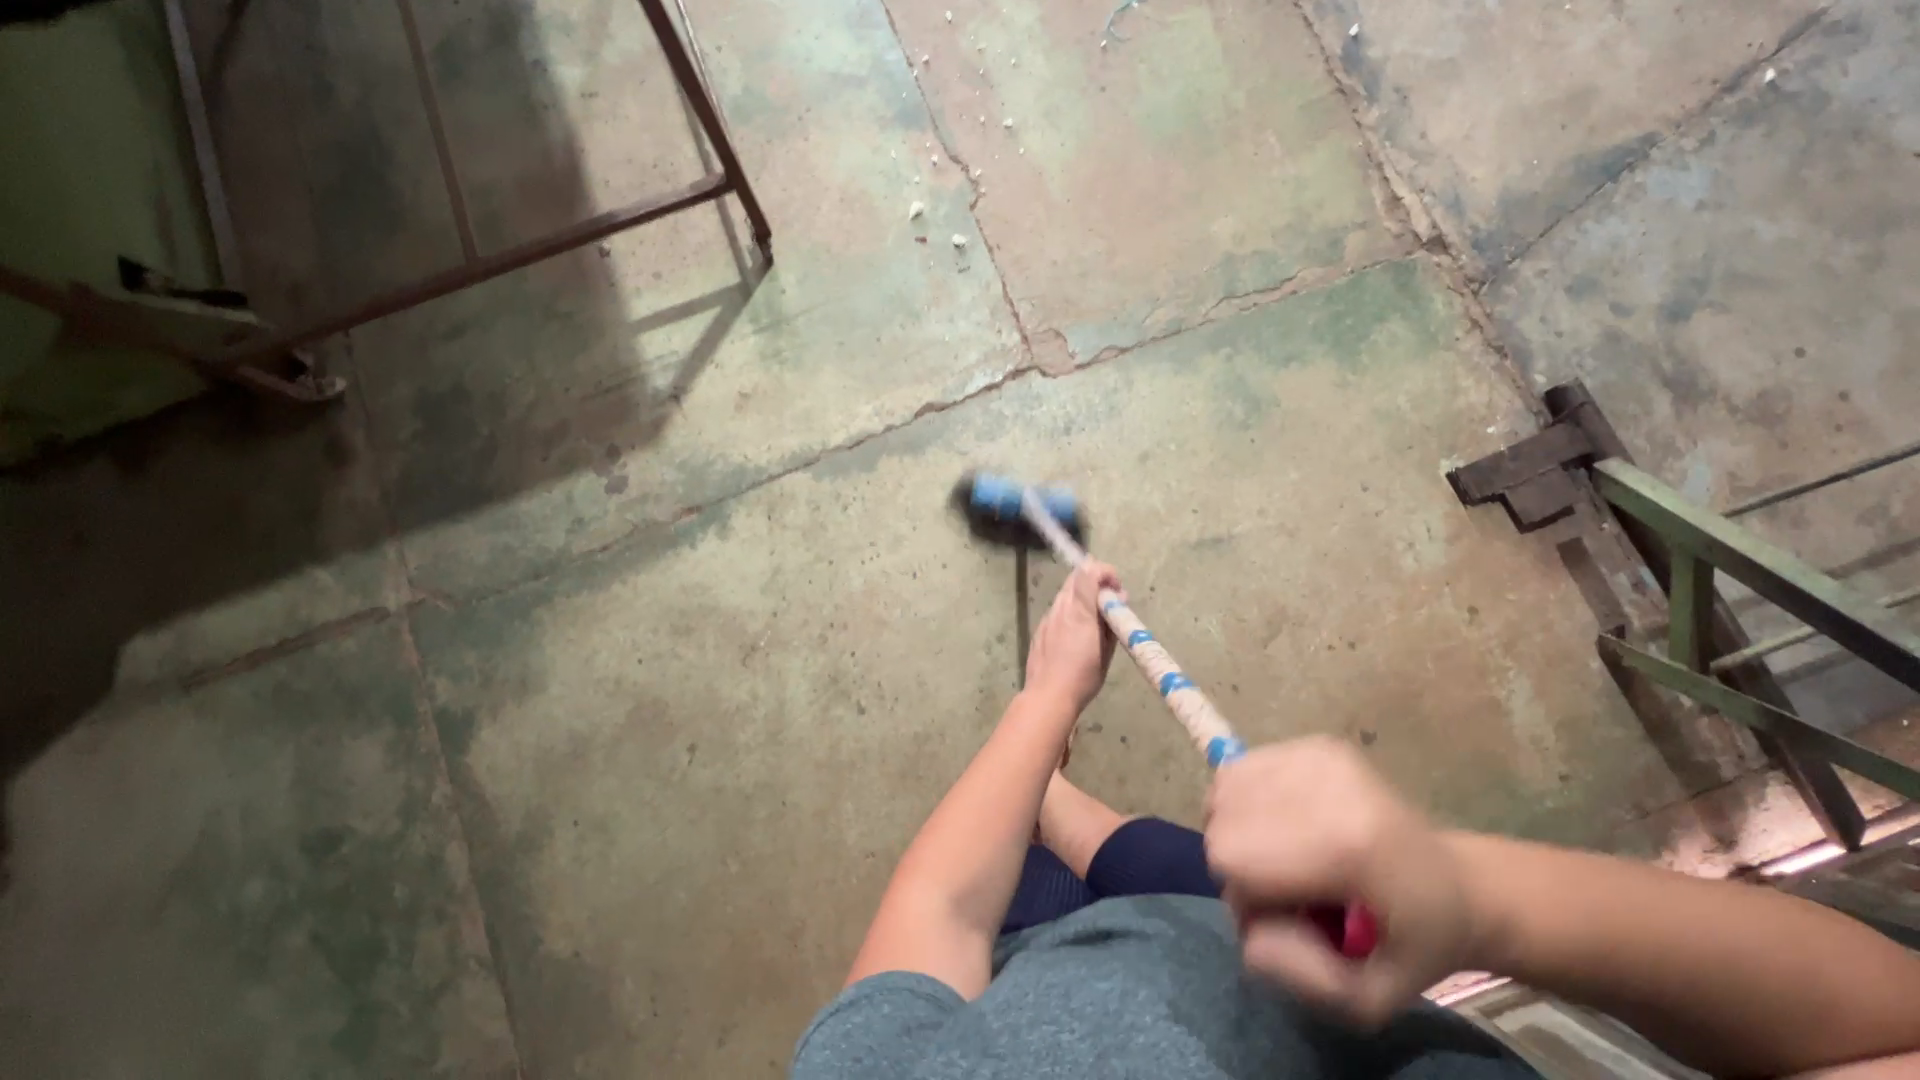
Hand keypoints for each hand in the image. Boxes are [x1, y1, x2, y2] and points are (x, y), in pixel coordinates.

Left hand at [1024, 560, 1122, 715]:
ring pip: (1065, 594)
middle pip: (1075, 578)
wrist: (1048, 695)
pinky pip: (1057, 610)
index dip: (1105, 572)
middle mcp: (1061, 609)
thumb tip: (1118, 600)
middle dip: (1094, 581)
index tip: (1117, 588)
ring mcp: (1047, 618)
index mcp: (1080, 612)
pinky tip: (1076, 632)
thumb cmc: (1083, 677)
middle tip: (1109, 600)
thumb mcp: (1106, 651)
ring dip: (1082, 596)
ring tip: (1094, 618)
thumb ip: (1111, 622)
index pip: (1088, 573)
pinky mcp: (1040, 629)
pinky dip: (1070, 610)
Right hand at [1204, 737, 1477, 1027]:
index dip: (1243, 897)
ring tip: (1281, 852)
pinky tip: (1284, 822)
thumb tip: (1249, 924)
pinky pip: (1242, 769)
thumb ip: (1294, 974)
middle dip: (1236, 861)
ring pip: (1224, 787)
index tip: (1283, 916)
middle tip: (1281, 887)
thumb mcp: (1365, 997)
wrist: (1461, 885)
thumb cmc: (1411, 943)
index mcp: (1346, 846)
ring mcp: (1322, 755)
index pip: (1230, 855)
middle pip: (1222, 820)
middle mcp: (1330, 785)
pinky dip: (1248, 799)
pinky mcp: (1319, 743)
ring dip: (1237, 826)